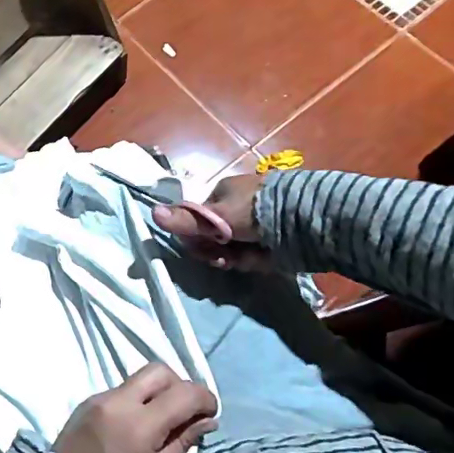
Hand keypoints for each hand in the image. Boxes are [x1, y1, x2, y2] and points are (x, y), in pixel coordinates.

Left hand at [53, 363, 217, 452]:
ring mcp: (98, 399)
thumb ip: (182, 445)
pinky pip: (121, 390)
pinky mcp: (86, 403)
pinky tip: (137, 426)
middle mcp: (117, 402)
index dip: (205, 399)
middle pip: (159, 371)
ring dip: (157, 393)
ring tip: (162, 422)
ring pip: (139, 379)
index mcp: (139, 425)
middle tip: (186, 414)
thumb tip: (206, 420)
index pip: (184, 393)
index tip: (211, 415)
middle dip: (180, 387)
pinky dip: (137, 400)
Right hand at [153, 174, 270, 270]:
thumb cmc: (253, 211)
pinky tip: (263, 259)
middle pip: (216, 237)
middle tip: (226, 258)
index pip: (199, 220)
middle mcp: (237, 206)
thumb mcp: (217, 217)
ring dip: (238, 258)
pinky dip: (256, 259)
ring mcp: (256, 222)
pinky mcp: (272, 236)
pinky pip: (254, 253)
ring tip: (249, 258)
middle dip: (219, 252)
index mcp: (222, 193)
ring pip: (235, 248)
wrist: (301, 219)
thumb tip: (152, 213)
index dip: (198, 239)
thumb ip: (187, 221)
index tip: (204, 250)